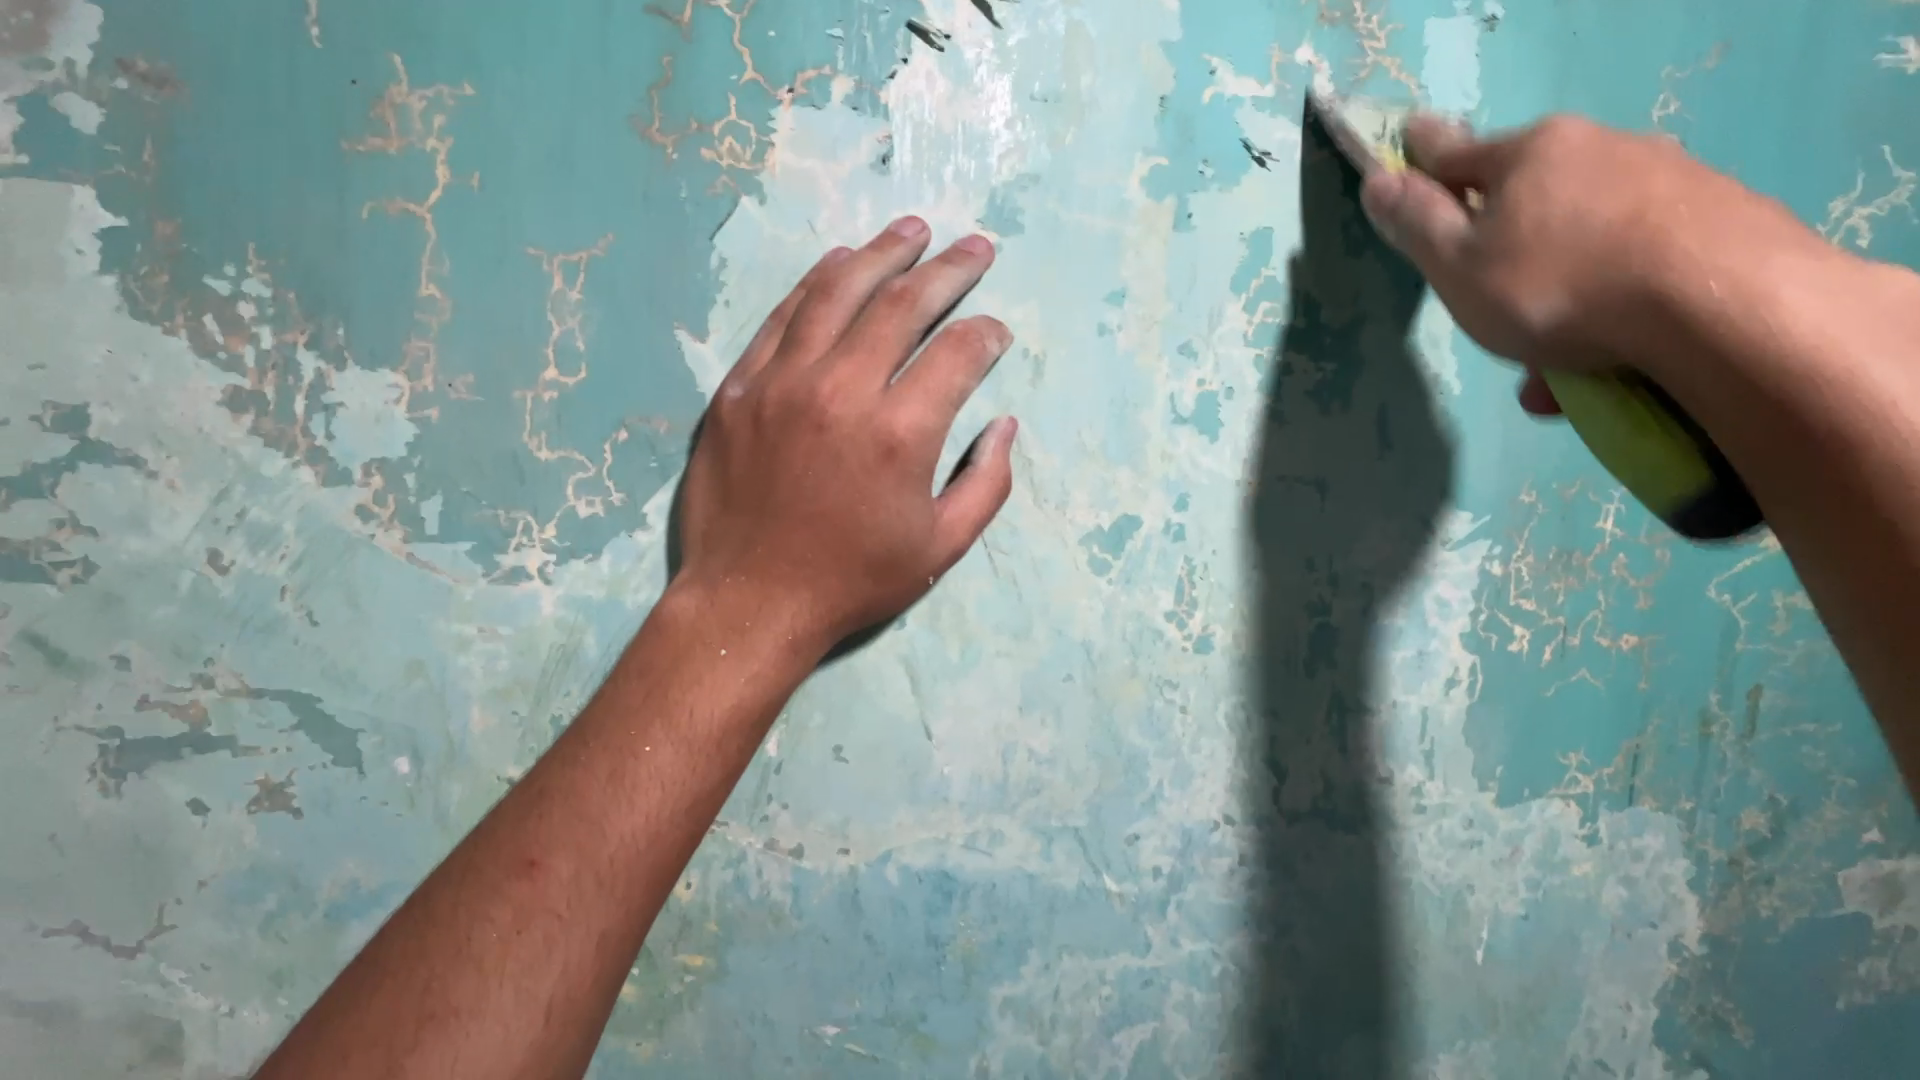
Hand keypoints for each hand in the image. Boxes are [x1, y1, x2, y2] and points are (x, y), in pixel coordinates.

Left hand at [673, 216, 1017, 654]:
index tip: (997, 331)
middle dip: (949, 270)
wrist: (749, 601)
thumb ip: (986, 484)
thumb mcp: (941, 549)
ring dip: (881, 255)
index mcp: (900, 433)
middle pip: (903, 304)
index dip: (986, 334)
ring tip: (912, 230)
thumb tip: (1004, 425)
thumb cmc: (852, 580)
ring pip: (837, 293)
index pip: (959, 353)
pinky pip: (782, 319)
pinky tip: (838, 263)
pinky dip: (814, 284)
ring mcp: (783, 382)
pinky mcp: (740, 388)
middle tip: (975, 247)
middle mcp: (842, 390)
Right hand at [1359, 114, 1831, 412]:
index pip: (1456, 154)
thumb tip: (1378, 181)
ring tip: (1552, 368)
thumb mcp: (1458, 267)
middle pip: (1527, 205)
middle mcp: (1600, 151)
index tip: (1407, 146)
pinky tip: (1605, 364)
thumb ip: (1415, 225)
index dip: (1423, 161)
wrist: (1719, 308)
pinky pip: (1634, 266)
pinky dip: (1611, 308)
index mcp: (1531, 155)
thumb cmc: (1557, 287)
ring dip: (1557, 299)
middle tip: (1490, 315)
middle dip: (1503, 257)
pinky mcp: (1717, 219)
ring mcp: (1666, 181)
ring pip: (1582, 244)